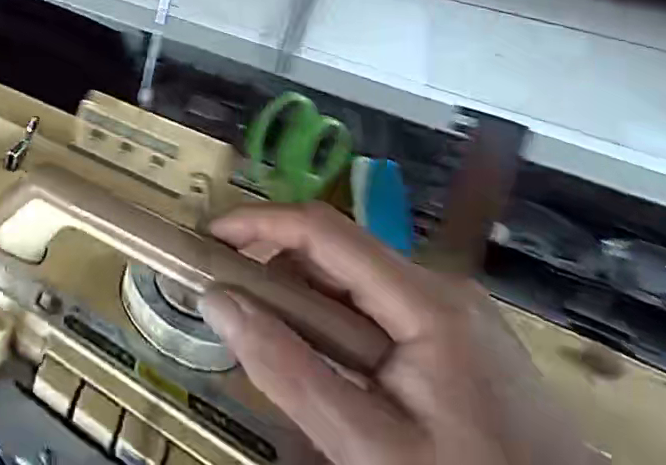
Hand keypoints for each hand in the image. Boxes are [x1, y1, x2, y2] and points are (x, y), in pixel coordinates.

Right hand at [200, 203, 591, 464]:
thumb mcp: (371, 451)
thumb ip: (290, 373)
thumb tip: (217, 300)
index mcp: (426, 300)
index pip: (323, 230)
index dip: (258, 223)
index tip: (207, 240)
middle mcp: (441, 288)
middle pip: (338, 254)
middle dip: (275, 269)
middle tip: (228, 305)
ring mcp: (455, 313)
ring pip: (355, 283)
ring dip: (303, 300)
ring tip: (269, 343)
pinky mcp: (458, 339)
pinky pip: (378, 311)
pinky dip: (335, 324)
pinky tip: (322, 366)